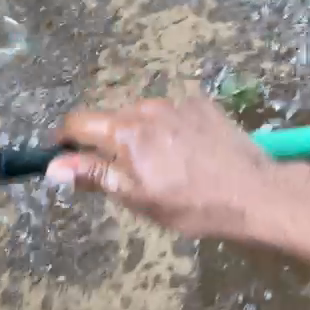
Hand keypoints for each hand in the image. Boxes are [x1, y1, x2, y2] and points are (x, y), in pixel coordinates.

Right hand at [46, 97, 282, 240]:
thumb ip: (93, 175)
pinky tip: (188, 153)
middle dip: (108, 142)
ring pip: (143, 116)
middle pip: (111, 119)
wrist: (256, 194)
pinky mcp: (204, 105)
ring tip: (162, 166)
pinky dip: (169, 129)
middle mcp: (147, 109)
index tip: (67, 158)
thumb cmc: (191, 204)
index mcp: (125, 132)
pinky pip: (172, 114)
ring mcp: (178, 104)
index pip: (78, 123)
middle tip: (126, 175)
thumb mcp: (137, 198)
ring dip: (140, 135)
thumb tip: (53, 165)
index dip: (66, 141)